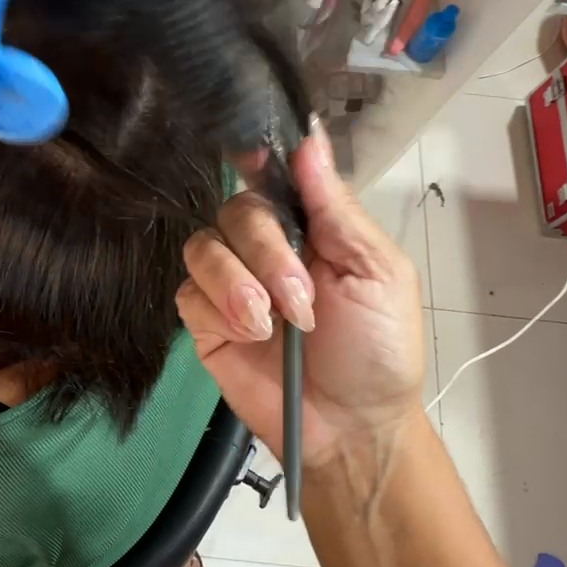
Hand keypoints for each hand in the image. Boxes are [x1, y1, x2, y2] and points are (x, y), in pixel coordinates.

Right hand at [176, 124, 426, 468]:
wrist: (348, 427)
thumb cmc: (378, 350)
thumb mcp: (377, 273)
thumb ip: (337, 209)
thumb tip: (311, 138)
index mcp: (312, 230)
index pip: (275, 180)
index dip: (259, 163)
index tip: (250, 155)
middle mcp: (266, 250)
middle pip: (236, 211)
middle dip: (266, 253)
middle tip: (300, 302)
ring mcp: (231, 287)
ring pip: (203, 248)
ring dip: (238, 284)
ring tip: (272, 326)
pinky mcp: (205, 323)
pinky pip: (188, 293)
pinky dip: (217, 310)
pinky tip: (247, 336)